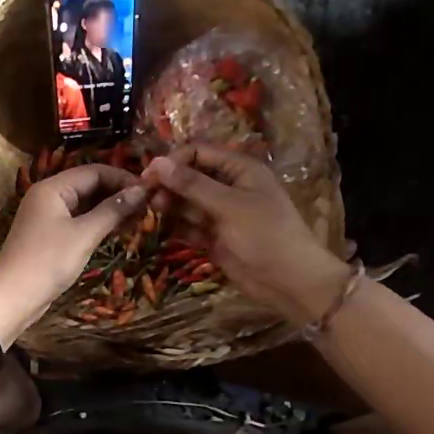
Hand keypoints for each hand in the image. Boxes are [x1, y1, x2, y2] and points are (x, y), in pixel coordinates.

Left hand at [0, 163, 146, 335]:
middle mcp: (49, 196)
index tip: (150, 190)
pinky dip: (98, 222)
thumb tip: (141, 191)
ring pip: (85, 204)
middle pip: (89, 185)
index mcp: (53, 187)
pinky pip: (79, 220)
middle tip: (148, 205)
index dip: (123, 178)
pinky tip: (118, 230)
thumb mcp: (85, 234)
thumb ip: (113, 210)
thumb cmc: (49, 261)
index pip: (94, 171)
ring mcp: (48, 216)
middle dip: (118, 193)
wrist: (14, 296)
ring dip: (110, 208)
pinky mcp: (50, 235)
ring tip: (139, 217)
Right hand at [142, 145, 350, 325]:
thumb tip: (156, 163)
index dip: (173, 161)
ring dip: (169, 205)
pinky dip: (176, 226)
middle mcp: (230, 187)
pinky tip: (159, 229)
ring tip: (150, 212)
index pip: (199, 152)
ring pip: (188, 202)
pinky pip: (191, 226)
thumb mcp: (229, 206)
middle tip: (144, 198)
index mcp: (240, 169)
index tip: (148, 176)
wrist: (289, 281)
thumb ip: (192, 185)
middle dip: (168, 184)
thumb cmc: (265, 235)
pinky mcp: (216, 238)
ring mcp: (222, 214)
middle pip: (190, 177)